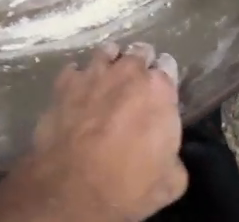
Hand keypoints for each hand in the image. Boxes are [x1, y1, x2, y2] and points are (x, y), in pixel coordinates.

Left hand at [0, 42, 186, 221]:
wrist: (74, 186)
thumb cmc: (129, 185)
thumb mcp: (170, 182)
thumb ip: (173, 154)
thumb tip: (168, 153)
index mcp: (159, 90)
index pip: (168, 66)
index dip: (165, 76)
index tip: (162, 88)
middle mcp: (127, 72)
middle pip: (138, 52)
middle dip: (140, 63)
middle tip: (137, 81)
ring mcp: (93, 73)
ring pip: (106, 52)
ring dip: (110, 60)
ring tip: (109, 76)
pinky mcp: (65, 82)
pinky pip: (74, 70)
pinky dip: (79, 77)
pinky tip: (79, 90)